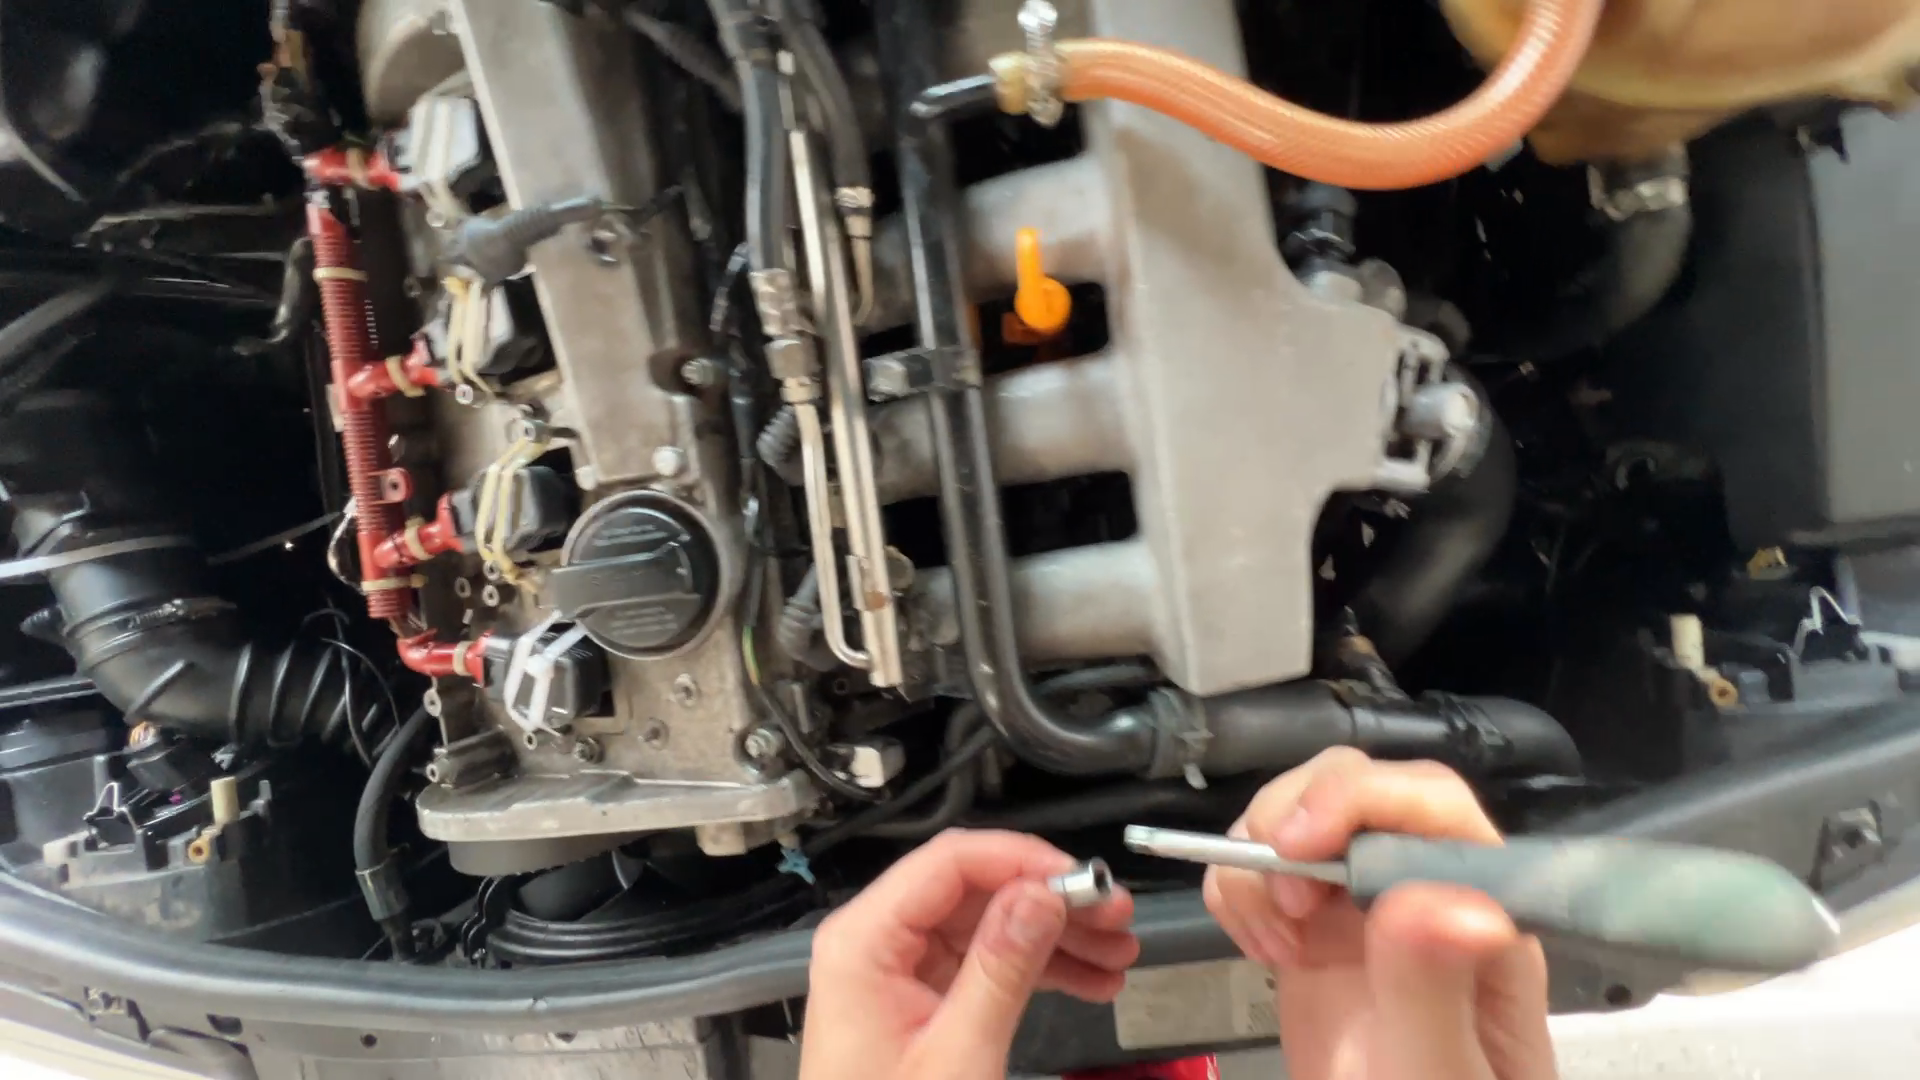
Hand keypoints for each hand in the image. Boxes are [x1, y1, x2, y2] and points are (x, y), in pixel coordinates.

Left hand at [801, 829, 1138, 1079]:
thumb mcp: (957, 1059)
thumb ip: (1001, 969)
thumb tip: (1044, 893)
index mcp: (865, 937)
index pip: (950, 862)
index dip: (1021, 859)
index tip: (1085, 880)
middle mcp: (879, 935)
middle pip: (974, 888)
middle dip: (1048, 899)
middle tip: (1117, 915)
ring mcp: (901, 963)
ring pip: (988, 921)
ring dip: (1054, 934)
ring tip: (1118, 952)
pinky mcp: (921, 992)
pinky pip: (984, 960)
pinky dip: (1037, 967)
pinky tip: (1090, 980)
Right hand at [1204, 748, 1554, 1079]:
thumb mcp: (1435, 1079)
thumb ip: (1432, 990)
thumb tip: (1450, 900)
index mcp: (1479, 909)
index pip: (1428, 799)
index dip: (1355, 797)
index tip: (1294, 846)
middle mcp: (1418, 883)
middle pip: (1348, 783)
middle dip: (1291, 825)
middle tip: (1283, 907)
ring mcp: (1356, 893)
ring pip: (1290, 808)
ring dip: (1254, 863)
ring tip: (1272, 946)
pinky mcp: (1306, 910)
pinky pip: (1250, 854)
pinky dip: (1232, 888)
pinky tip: (1258, 948)